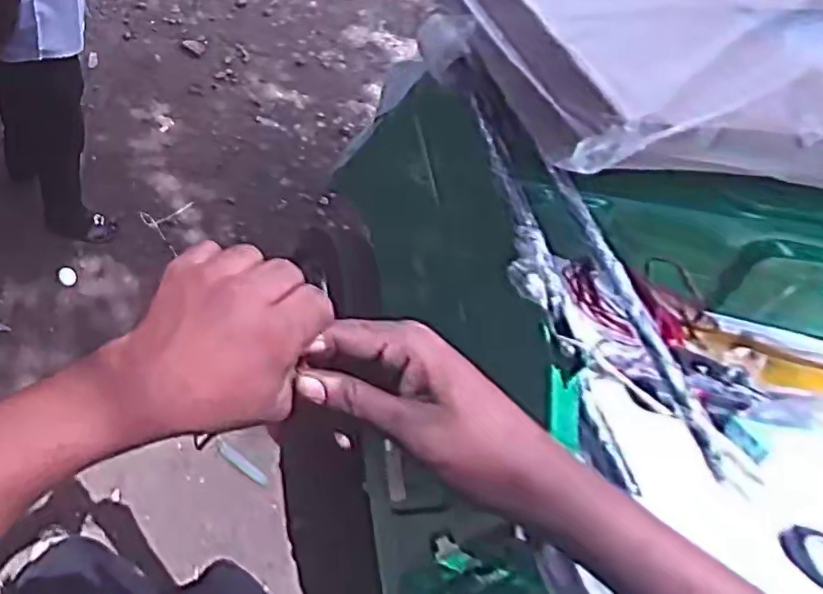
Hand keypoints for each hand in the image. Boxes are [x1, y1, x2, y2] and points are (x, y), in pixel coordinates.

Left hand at [95, 242, 333, 442]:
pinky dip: (216, 264)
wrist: (154, 381)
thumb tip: (301, 347)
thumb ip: (296, 367)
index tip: (303, 325)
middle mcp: (246, 294)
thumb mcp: (274, 401)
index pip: (317, 299)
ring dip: (252, 274)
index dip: (313, 315)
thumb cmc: (207, 397)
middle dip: (286, 292)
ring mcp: (212, 275)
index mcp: (276, 328)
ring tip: (241, 297)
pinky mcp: (185, 267)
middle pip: (288, 270)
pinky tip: (214, 287)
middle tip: (272, 311)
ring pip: (251, 254)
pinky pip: (212, 249)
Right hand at [296, 320, 567, 525]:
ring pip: (346, 367)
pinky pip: (364, 382)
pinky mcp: (410, 383)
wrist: (547, 492)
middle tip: (286, 404)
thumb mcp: (413, 428)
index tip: (274, 375)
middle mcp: (404, 342)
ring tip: (305, 419)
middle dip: (311, 375)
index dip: (300, 351)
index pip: (332, 330)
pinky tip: (337, 427)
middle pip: (336, 347)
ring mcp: (408, 362)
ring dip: (327, 392)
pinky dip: (348, 402)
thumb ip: (353, 399)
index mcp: (407, 340)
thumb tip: (303, 381)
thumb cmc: (492, 456)